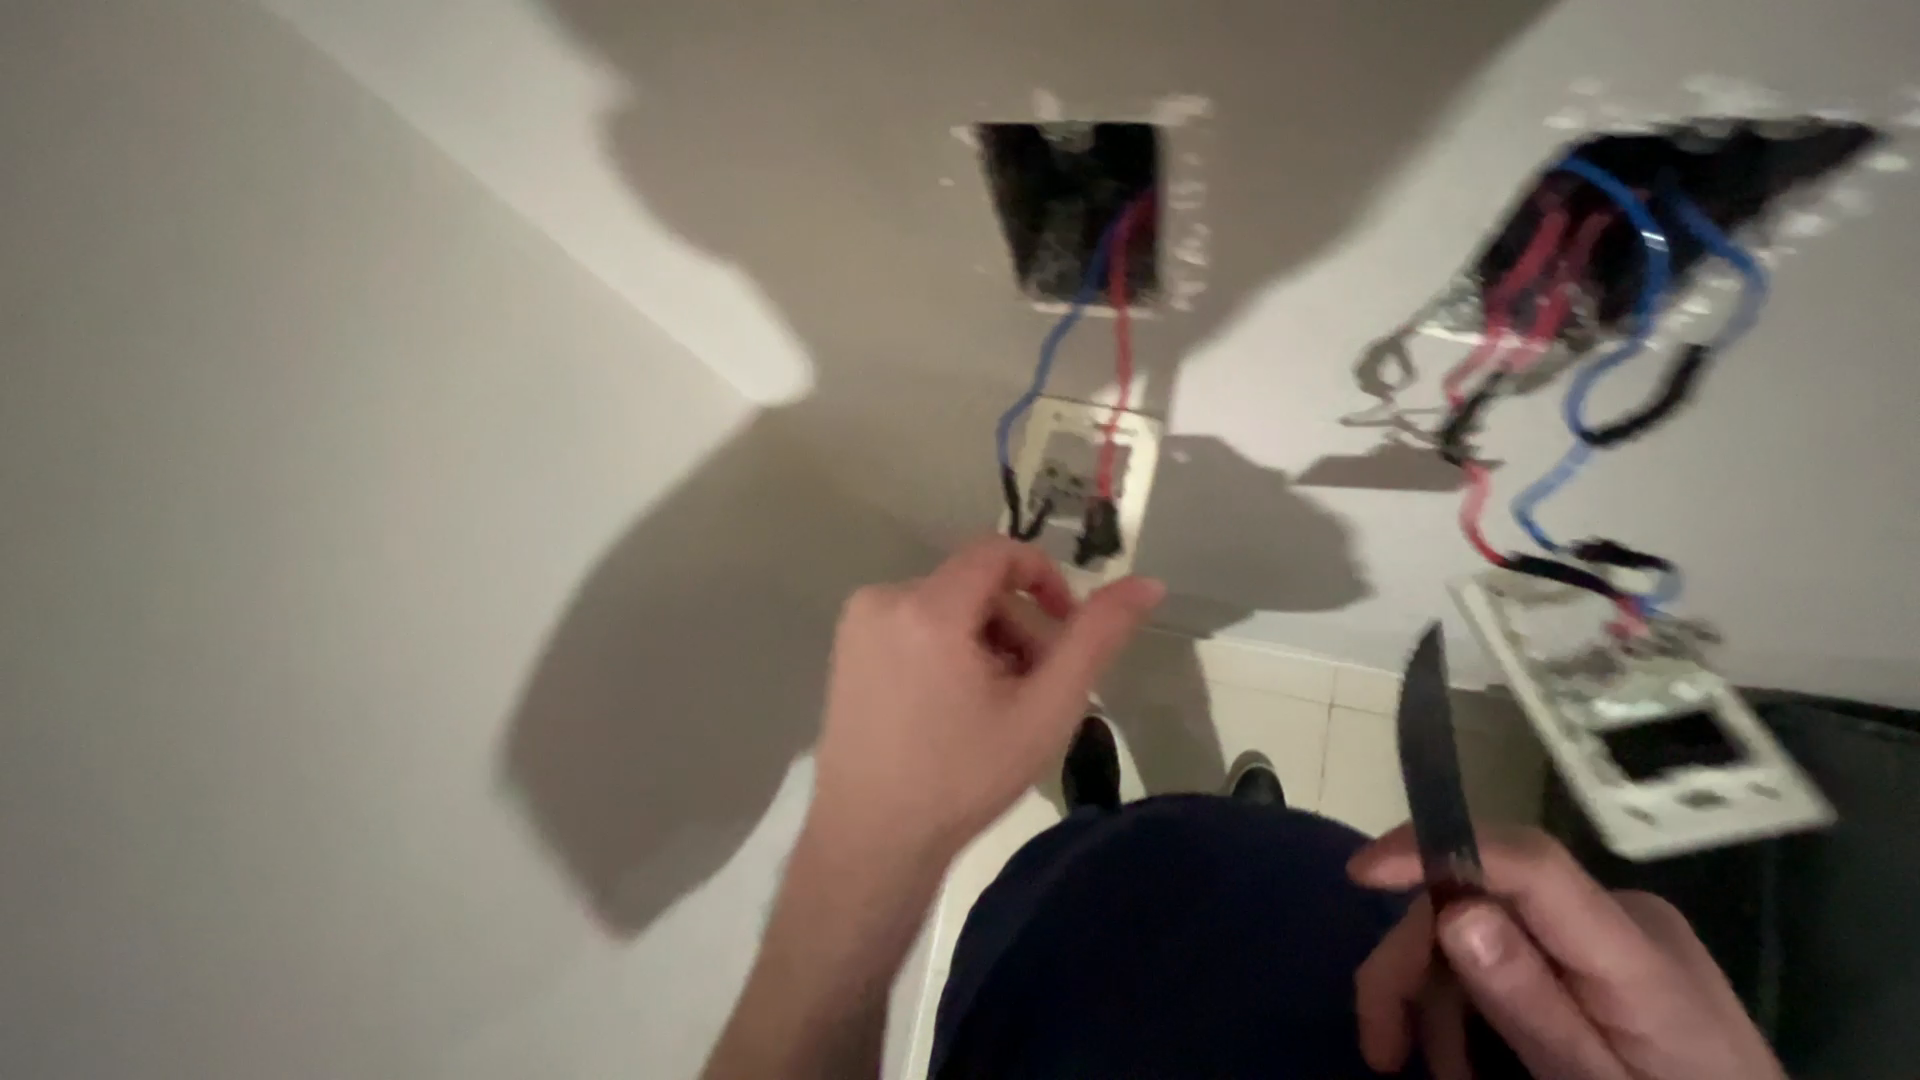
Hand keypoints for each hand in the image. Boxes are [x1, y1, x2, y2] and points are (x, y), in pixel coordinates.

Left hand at [808, 536, 1162, 863]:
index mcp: (926, 607)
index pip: (998, 552)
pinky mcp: (846, 649)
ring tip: (995, 705)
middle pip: (974, 584)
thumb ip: (1096, 639)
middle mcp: (882, 599)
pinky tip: (954, 705)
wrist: (872, 840)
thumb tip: (1147, 584)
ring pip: (946, 605)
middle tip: (1034, 688)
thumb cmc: (963, 778)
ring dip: (985, 640)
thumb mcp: (1044, 710)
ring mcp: (857, 625)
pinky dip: (947, 648)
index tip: (1065, 630)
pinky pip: (914, 624)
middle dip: (1016, 625)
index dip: (1044, 579)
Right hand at [1349, 823, 1784, 1079]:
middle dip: (1414, 968)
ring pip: (1472, 927)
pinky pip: (1500, 946)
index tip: (1359, 875)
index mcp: (1636, 950)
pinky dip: (1464, 997)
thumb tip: (1453, 913)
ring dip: (1434, 995)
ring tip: (1430, 1068)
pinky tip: (1459, 1050)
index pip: (1527, 863)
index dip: (1433, 848)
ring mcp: (1605, 928)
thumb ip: (1536, 1007)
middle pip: (1475, 904)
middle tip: (1381, 1047)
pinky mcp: (1592, 948)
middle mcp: (1616, 914)